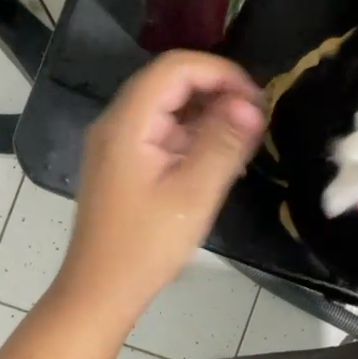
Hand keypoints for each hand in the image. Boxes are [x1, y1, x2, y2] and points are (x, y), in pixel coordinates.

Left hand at [57, 52, 264, 317]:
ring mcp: (117, 145)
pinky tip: (218, 160)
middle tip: (255, 120)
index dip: (220, 73)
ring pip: (167, 110)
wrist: (100, 290)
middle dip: (216, 92)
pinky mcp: (122, 167)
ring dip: (206, 116)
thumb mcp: (194, 194)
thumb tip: (251, 105)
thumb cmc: (146, 245)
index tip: (256, 99)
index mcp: (128, 122)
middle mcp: (116, 124)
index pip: (175, 68)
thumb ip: (224, 144)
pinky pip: (161, 135)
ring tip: (243, 140)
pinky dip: (192, 138)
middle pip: (169, 84)